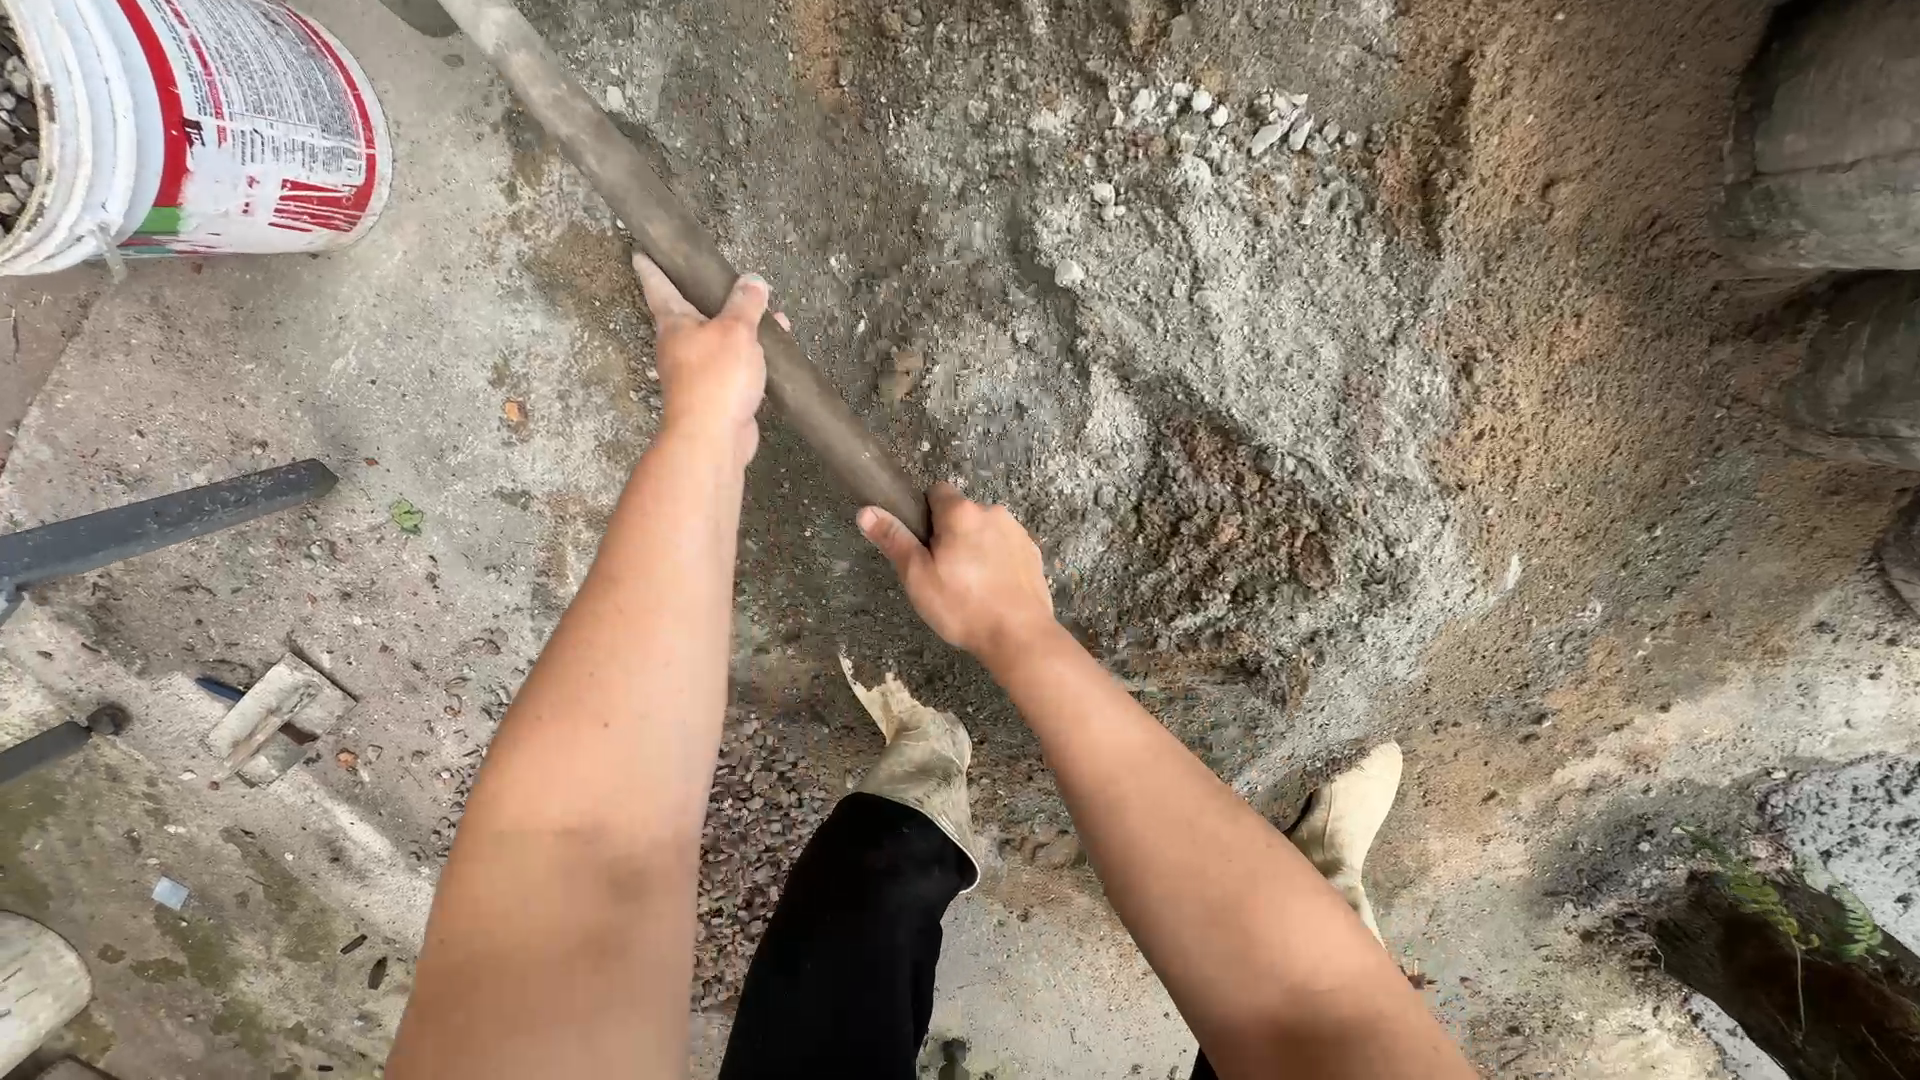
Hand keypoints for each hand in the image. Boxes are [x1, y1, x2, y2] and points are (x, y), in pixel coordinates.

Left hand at [633, 254, 785, 465]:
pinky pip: (734, 364)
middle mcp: (679, 345)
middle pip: (691, 312)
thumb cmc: (716, 379)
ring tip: (767, 313)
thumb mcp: (736, 331)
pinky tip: (772, 352)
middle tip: (722, 280)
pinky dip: (751, 353)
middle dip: (709, 297)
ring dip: (740, 327)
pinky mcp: (717, 393)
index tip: (643, 253)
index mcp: (674, 323)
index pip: (658, 286)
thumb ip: (746, 304)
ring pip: (718, 339)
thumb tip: (753, 281)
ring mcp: (697, 371)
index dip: (651, 268)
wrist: (713, 436)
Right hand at [858, 482, 1058, 663]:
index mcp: (961, 513)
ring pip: (985, 530)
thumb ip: (893, 539)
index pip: (936, 492)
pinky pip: (1005, 548)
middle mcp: (993, 512)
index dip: (925, 515)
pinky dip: (997, 561)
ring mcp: (1017, 532)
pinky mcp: (1033, 553)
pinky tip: (992, 590)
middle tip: (942, 572)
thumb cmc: (962, 606)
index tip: (924, 545)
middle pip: (961, 513)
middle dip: (950, 535)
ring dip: (975, 547)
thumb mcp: (917, 576)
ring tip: (969, 586)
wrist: (1019, 636)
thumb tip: (866, 512)